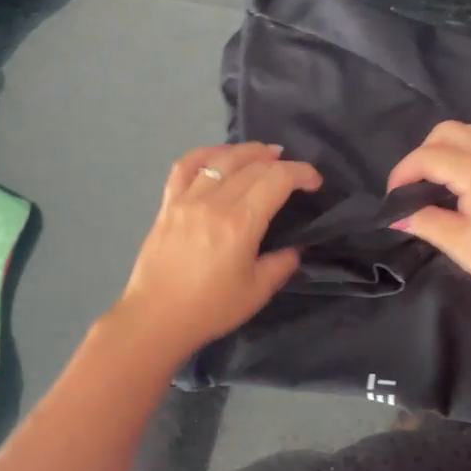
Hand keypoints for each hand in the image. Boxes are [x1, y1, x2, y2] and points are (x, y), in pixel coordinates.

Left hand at [114, 142, 321, 358]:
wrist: (155, 320)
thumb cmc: (209, 309)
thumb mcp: (257, 292)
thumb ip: (281, 264)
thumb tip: (295, 247)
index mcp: (241, 223)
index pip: (278, 179)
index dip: (302, 172)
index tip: (315, 182)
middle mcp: (214, 202)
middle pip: (253, 165)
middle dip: (281, 162)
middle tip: (294, 173)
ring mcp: (188, 199)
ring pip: (222, 158)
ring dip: (248, 151)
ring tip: (264, 154)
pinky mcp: (168, 204)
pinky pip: (186, 166)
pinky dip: (206, 154)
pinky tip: (219, 156)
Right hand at [386, 121, 470, 309]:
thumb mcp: (460, 244)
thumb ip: (426, 222)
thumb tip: (398, 214)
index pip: (427, 157)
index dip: (403, 173)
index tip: (392, 199)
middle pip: (447, 132)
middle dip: (423, 153)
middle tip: (414, 186)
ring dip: (448, 145)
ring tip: (438, 178)